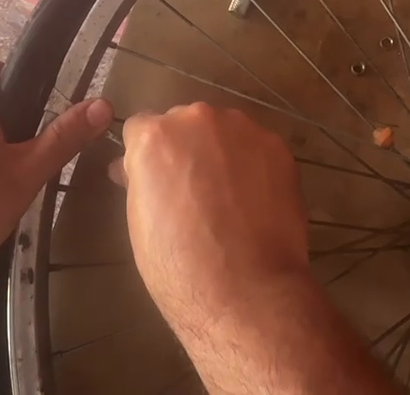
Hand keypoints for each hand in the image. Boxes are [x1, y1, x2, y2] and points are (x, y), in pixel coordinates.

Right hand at [117, 104, 309, 337]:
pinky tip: (255, 201)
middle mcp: (198, 118)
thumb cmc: (178, 265)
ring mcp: (242, 128)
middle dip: (186, 149)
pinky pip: (256, 147)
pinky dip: (253, 166)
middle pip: (185, 123)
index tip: (154, 181)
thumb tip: (133, 167)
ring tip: (229, 198)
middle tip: (193, 192)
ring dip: (221, 152)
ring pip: (224, 131)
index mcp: (155, 135)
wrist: (245, 291)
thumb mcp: (139, 221)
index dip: (145, 156)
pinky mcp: (276, 145)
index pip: (141, 129)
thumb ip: (140, 179)